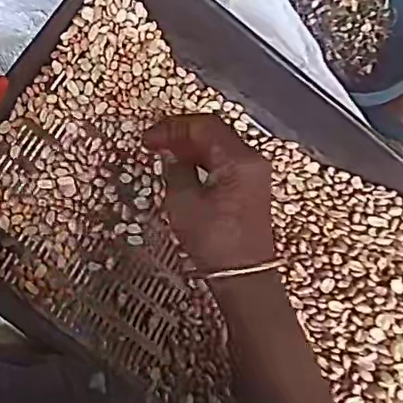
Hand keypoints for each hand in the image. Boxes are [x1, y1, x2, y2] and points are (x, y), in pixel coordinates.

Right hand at [143, 114, 275, 274]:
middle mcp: (252, 160)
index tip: (148, 138)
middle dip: (181, 133)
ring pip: (219, 146)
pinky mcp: (250, 187)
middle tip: (153, 141)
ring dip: (190, 146)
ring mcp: (254, 174)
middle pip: (214, 132)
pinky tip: (182, 166)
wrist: (243, 276)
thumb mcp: (184, 204)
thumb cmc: (213, 241)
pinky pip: (223, 162)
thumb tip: (172, 158)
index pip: (204, 126)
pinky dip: (201, 159)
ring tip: (163, 152)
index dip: (172, 127)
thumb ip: (176, 172)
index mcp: (239, 160)